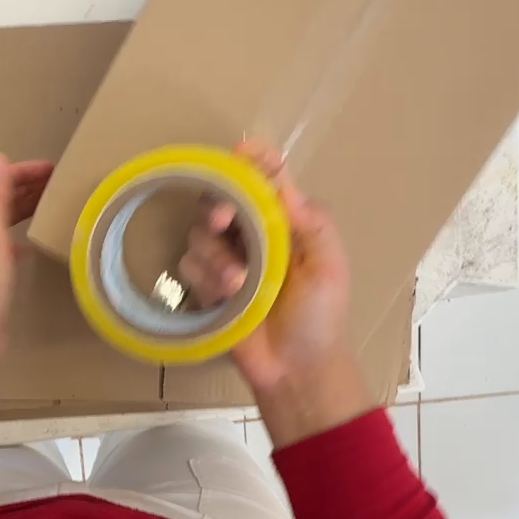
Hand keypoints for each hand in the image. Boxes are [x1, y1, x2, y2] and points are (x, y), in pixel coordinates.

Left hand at [0, 151, 54, 389]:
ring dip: (25, 209)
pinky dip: (19, 239)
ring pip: (4, 221)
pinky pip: (6, 246)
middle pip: (0, 200)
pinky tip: (31, 246)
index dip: (23, 171)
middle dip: (27, 187)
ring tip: (52, 203)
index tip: (54, 168)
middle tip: (60, 182)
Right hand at [176, 141, 372, 446]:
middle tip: (223, 220)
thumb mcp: (329, 267)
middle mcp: (252, 236)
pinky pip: (189, 267)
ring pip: (201, 236)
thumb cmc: (320, 317)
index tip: (241, 150)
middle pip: (221, 200)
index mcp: (286, 223)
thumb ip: (312, 224)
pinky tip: (225, 299)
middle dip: (218, 204)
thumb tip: (283, 187)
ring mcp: (226, 262)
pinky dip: (204, 280)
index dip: (254, 161)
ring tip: (238, 286)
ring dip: (216, 259)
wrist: (294, 368)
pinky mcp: (206, 288)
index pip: (267, 180)